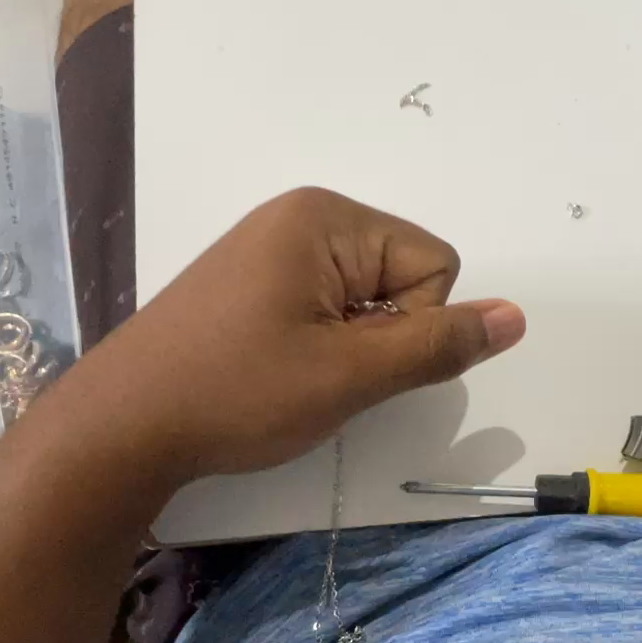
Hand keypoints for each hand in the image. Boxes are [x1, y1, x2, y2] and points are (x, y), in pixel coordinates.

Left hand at [74, 188, 525, 480]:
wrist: (126, 424)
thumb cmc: (238, 393)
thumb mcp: (350, 375)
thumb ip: (437, 345)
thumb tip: (515, 316)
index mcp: (327, 218)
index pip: (434, 263)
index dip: (414, 325)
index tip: (354, 360)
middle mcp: (300, 218)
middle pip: (401, 276)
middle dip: (382, 335)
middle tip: (321, 372)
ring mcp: (270, 250)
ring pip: (364, 299)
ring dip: (351, 346)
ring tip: (294, 375)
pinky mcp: (252, 284)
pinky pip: (325, 306)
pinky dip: (321, 344)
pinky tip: (276, 371)